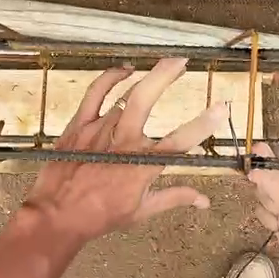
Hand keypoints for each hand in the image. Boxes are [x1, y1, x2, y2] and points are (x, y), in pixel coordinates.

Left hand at [18, 58, 225, 245]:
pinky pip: (95, 93)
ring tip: (165, 66)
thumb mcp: (141, 211)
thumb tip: (204, 201)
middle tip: (183, 61)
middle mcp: (123, 142)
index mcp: (143, 165)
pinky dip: (110, 77)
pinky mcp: (79, 125)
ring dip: (146, 78)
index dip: (204, 123)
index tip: (221, 107)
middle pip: (145, 99)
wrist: (57, 216)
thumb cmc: (100, 216)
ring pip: (125, 95)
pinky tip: (125, 69)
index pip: (180, 141)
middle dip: (165, 75)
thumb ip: (174, 198)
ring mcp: (99, 130)